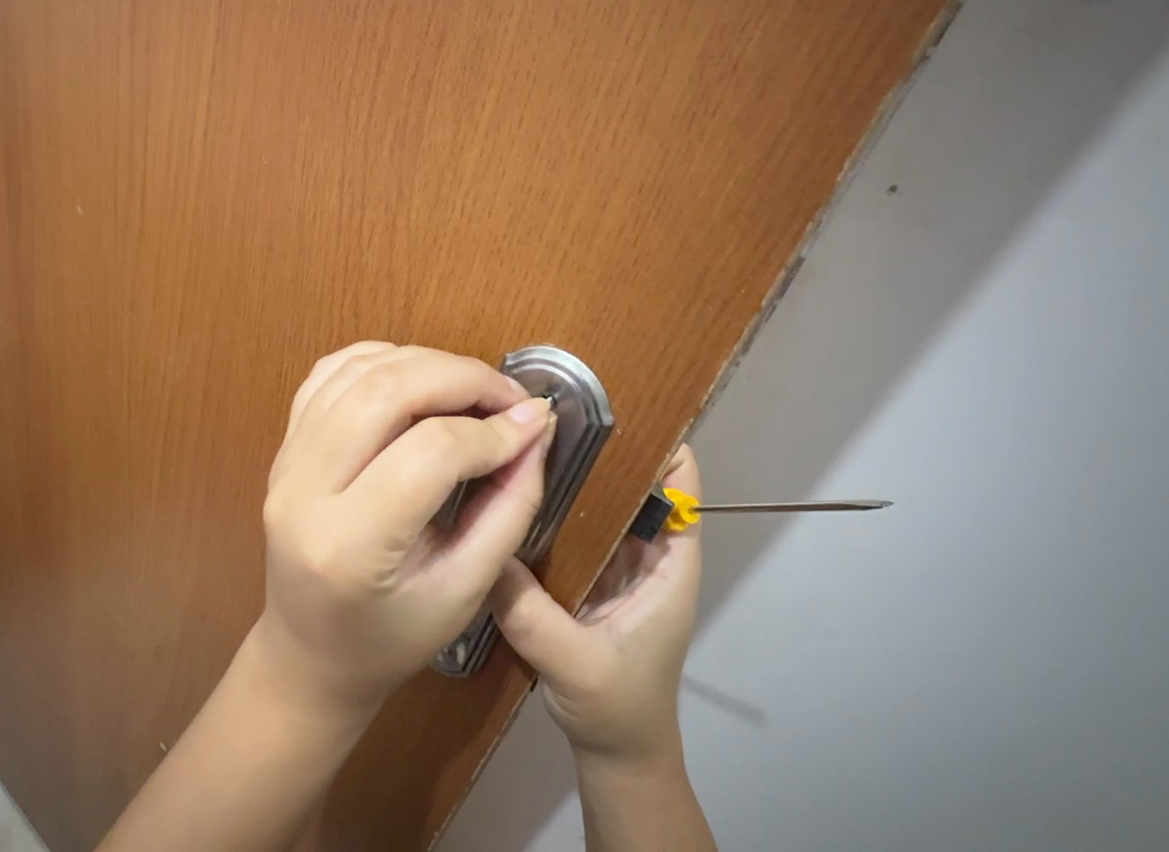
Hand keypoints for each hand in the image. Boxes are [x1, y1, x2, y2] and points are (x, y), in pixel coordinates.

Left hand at [254, 341, 554, 710]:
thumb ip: (510, 507)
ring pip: (356, 370)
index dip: (492, 430)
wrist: (310, 653)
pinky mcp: (284, 446)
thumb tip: (535, 428)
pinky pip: (329, 373)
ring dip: (425, 362)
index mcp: (349, 545)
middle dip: (461, 377)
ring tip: (472, 388)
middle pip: (386, 391)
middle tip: (509, 396)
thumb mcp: (467, 590)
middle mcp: (304, 491)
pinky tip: (419, 377)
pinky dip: (381, 359)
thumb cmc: (392, 636)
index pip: (429, 452)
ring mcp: (285, 462)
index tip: (534, 426)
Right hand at [490, 444, 703, 759]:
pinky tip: (521, 496)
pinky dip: (558, 514)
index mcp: (669, 572)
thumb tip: (486, 553)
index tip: (621, 411)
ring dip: (579, 481)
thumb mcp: (575, 664)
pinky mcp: (589, 583)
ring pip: (605, 511)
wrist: (615, 757)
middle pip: (637, 492)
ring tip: (537, 444)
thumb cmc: (618, 710)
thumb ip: (531, 615)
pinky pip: (578, 536)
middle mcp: (647, 561)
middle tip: (557, 417)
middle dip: (605, 455)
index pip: (681, 496)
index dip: (664, 450)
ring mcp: (618, 571)